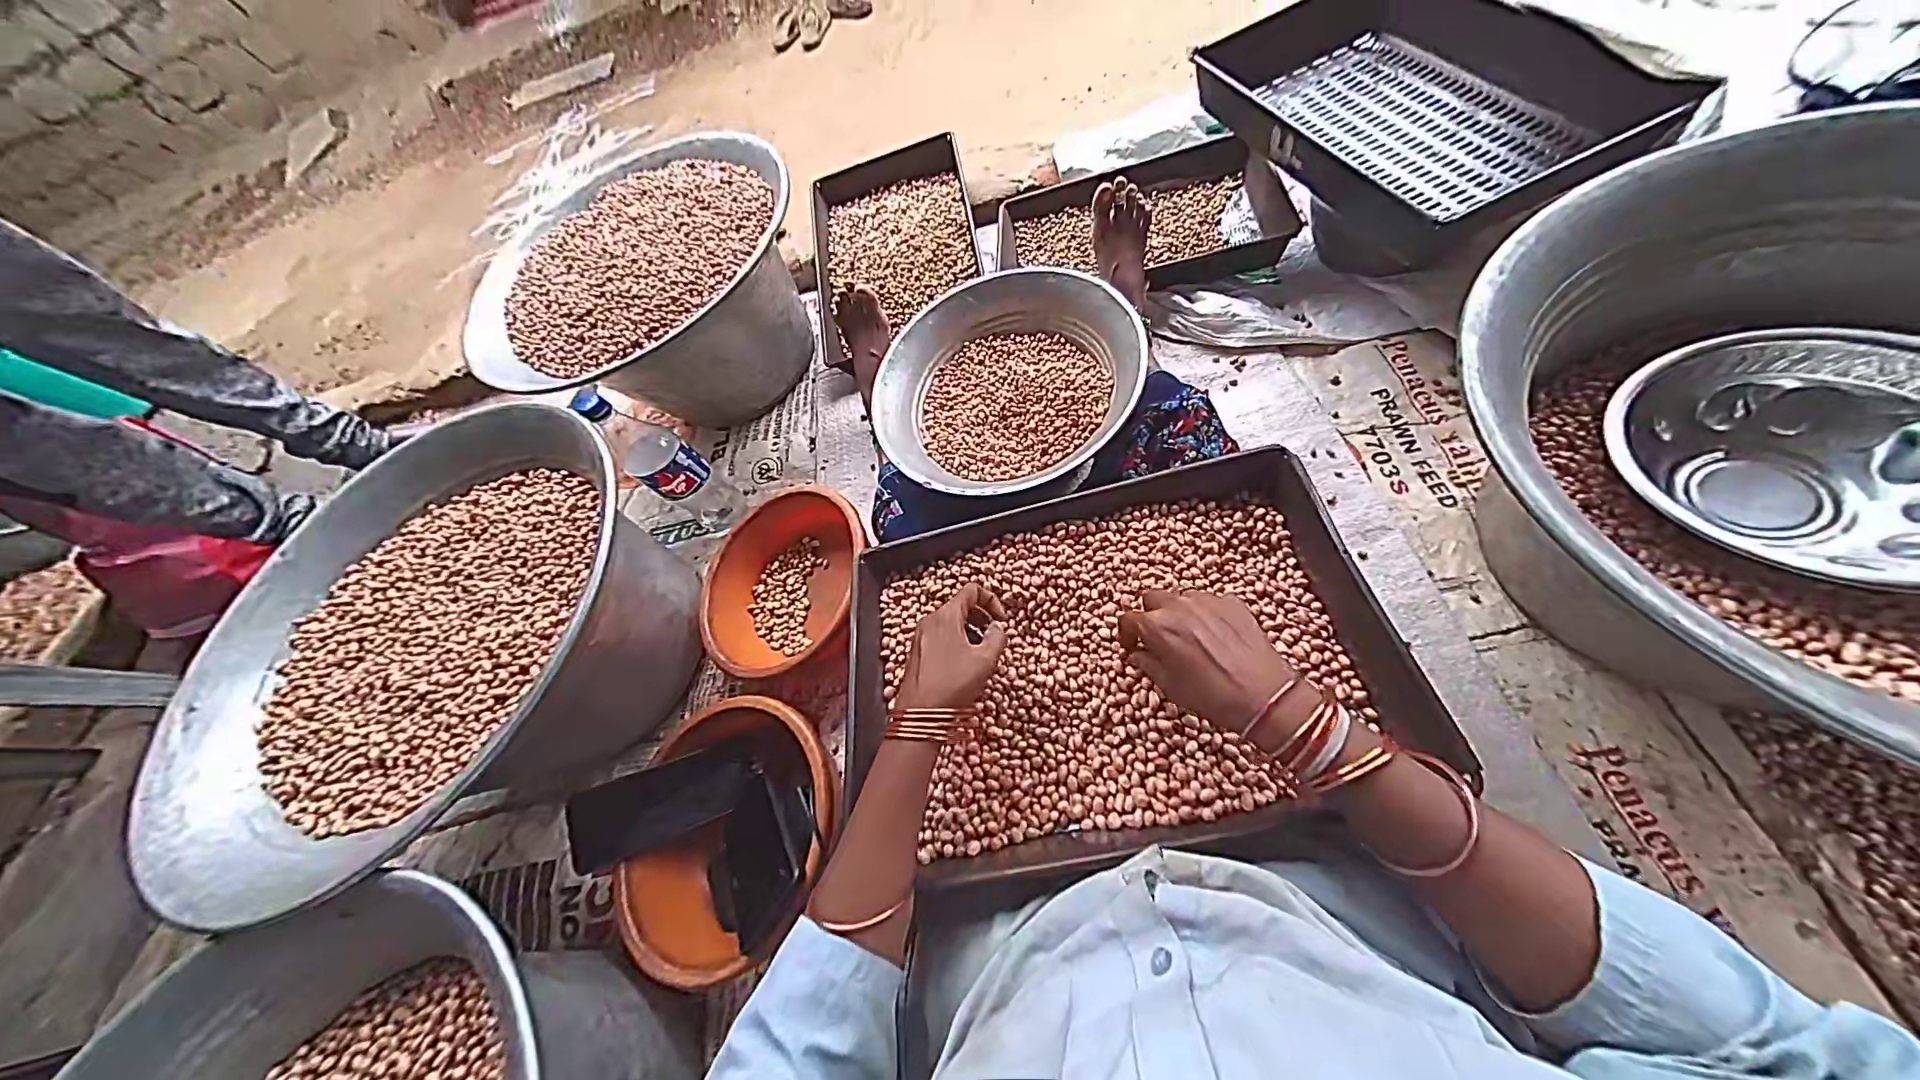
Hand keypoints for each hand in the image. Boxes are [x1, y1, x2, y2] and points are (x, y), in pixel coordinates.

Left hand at [894, 583, 1007, 710]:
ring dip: (971, 632)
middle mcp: (930, 621)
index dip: (992, 600)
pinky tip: (965, 664)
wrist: (919, 715)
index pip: (971, 590)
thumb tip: (998, 628)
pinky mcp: (918, 653)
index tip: (1001, 620)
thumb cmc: (951, 684)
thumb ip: (997, 637)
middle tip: (995, 636)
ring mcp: (921, 637)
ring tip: (982, 653)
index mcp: (945, 616)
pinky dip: (957, 642)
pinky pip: (941, 637)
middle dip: (982, 618)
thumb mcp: (985, 660)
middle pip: (961, 606)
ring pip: (951, 623)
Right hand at [1118, 590, 1298, 732]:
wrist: (1264, 696)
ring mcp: (1207, 601)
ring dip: (1178, 612)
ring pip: (1181, 598)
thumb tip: (1139, 654)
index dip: (1126, 633)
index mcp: (1157, 626)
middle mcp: (1179, 606)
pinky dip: (1206, 614)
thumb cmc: (1214, 695)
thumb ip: (1147, 663)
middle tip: (1157, 636)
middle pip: (1152, 598)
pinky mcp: (1232, 603)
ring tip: (1188, 637)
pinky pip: (1210, 602)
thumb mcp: (1169, 685)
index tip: (1131, 644)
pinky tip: (1213, 636)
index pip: (1128, 618)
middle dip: (1150, 615)